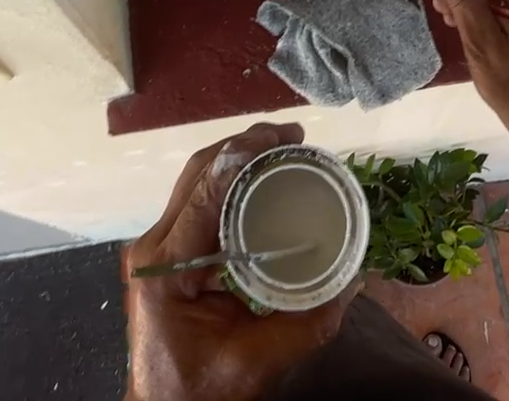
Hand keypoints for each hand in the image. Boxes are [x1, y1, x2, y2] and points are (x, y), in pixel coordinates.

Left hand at [125, 122, 354, 400]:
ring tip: (280, 143)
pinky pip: (195, 197)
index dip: (243, 155)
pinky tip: (258, 173)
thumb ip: (307, 323)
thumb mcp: (257, 363)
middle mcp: (156, 245)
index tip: (285, 139)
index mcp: (168, 266)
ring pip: (194, 178)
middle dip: (243, 143)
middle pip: (198, 172)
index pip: (206, 191)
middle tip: (291, 134)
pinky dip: (227, 176)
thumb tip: (353, 279)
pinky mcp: (167, 250)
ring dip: (235, 154)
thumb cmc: (202, 393)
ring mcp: (157, 245)